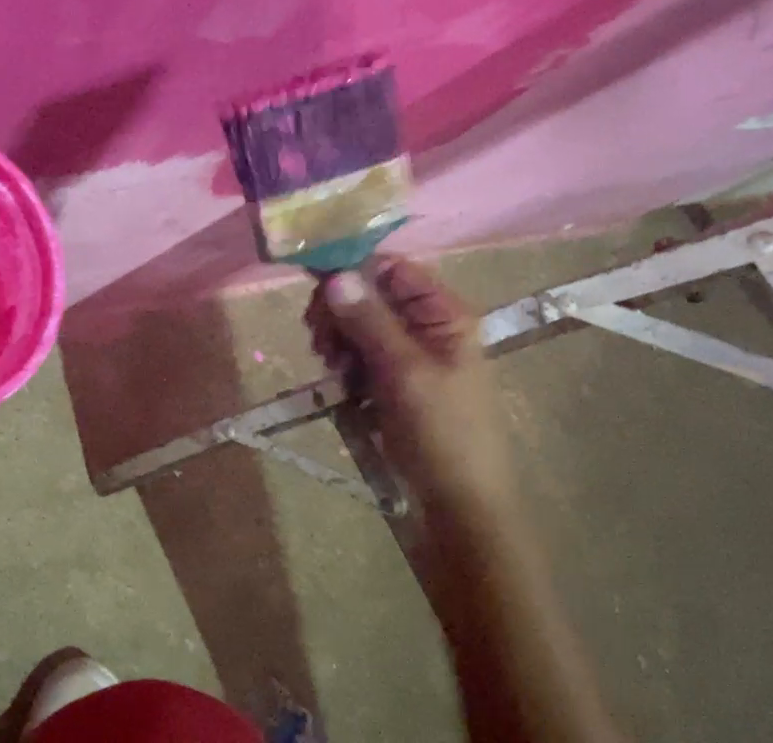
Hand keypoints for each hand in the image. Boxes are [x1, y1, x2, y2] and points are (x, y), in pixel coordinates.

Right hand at [310, 254, 508, 501]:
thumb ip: (369, 320)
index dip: (352, 270)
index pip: (391, 268)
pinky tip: (338, 380)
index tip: (315, 289)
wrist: (458, 504)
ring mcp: (407, 353)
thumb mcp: (403, 372)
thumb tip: (335, 273)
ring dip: (336, 337)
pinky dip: (341, 361)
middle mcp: (425, 325)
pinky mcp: (391, 379)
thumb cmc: (442, 433)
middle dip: (338, 310)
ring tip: (331, 366)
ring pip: (356, 323)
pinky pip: (356, 352)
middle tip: (319, 338)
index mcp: (443, 314)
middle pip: (367, 292)